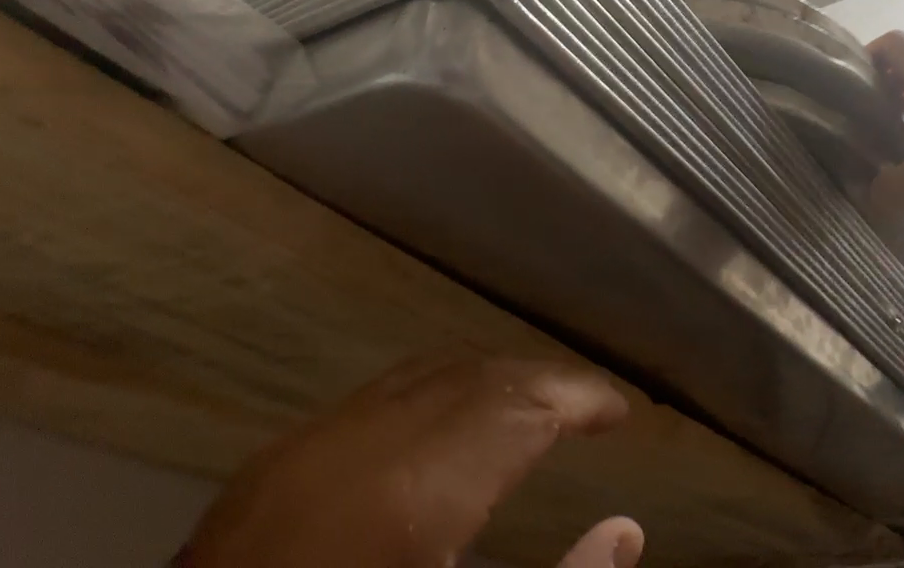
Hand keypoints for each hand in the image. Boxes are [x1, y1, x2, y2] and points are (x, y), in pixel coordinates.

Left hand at [177, 358, 642, 567]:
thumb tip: (626, 530)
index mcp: (412, 491)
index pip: (519, 406)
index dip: (578, 397)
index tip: (618, 412)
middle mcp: (362, 441)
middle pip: (478, 377)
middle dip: (542, 382)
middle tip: (588, 410)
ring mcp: (310, 441)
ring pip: (427, 373)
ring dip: (491, 380)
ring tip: (535, 408)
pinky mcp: (276, 457)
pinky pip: (380, 394)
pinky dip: (436, 392)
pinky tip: (451, 424)